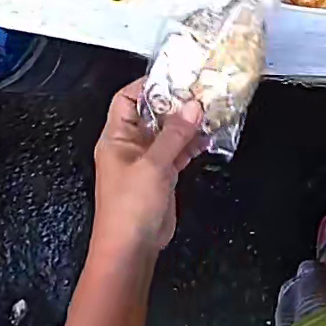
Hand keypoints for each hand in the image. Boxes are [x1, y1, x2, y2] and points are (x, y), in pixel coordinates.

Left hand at [92, 79, 203, 259]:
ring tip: (209, 111)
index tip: (174, 77)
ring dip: (187, 123)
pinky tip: (207, 137)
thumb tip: (192, 106)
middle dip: (175, 104)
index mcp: (117, 138)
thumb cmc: (129, 209)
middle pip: (152, 114)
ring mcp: (146, 161)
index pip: (127, 99)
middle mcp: (130, 146)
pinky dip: (191, 144)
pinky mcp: (161, 175)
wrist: (131, 248)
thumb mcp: (153, 165)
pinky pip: (177, 151)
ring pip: (168, 133)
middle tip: (199, 91)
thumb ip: (174, 134)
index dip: (147, 85)